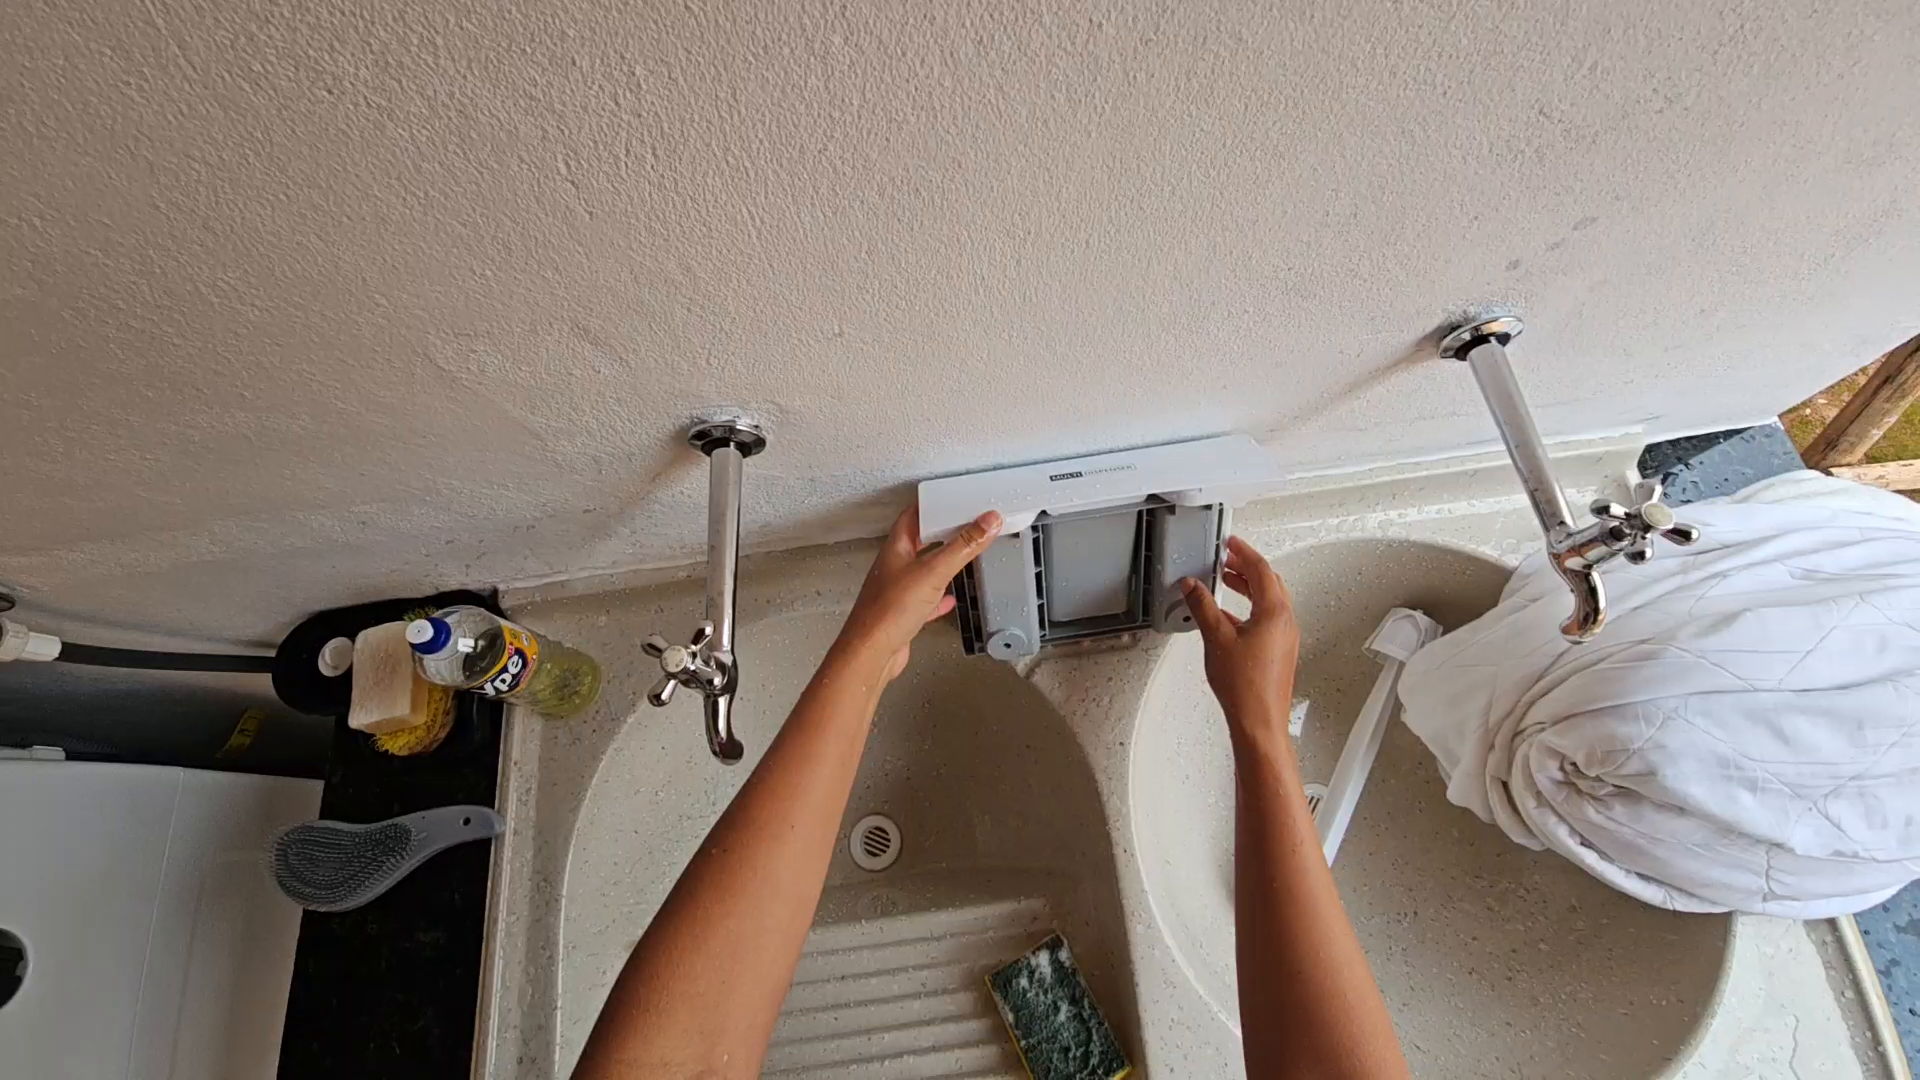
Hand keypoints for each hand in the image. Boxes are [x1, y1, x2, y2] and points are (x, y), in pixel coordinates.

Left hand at [836, 504, 1002, 681]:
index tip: (951, 499)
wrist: (872, 653)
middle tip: (959, 524)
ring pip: (922, 568)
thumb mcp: (933, 572)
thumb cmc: (887, 612)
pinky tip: (948, 598)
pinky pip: (924, 598)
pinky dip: (939, 595)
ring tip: (958, 554)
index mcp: (896, 547)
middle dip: (939, 531)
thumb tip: (987, 521)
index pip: (913, 514)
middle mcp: (894, 565)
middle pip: (918, 540)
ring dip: (940, 561)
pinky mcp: (903, 613)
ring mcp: (897, 590)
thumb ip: (963, 546)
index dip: (932, 505)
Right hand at [1180, 536, 1301, 751]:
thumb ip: (1202, 606)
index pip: (1261, 570)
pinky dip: (1247, 606)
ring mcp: (1284, 638)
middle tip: (1228, 557)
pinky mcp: (1278, 651)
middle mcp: (1285, 623)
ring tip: (1226, 579)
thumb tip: (1193, 587)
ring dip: (1247, 586)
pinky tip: (1228, 614)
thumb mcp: (1215, 637)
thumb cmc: (1245, 686)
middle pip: (1269, 583)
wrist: (1259, 721)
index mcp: (1275, 613)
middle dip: (1247, 567)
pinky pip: (1265, 618)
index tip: (1232, 543)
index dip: (1244, 552)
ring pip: (1268, 600)